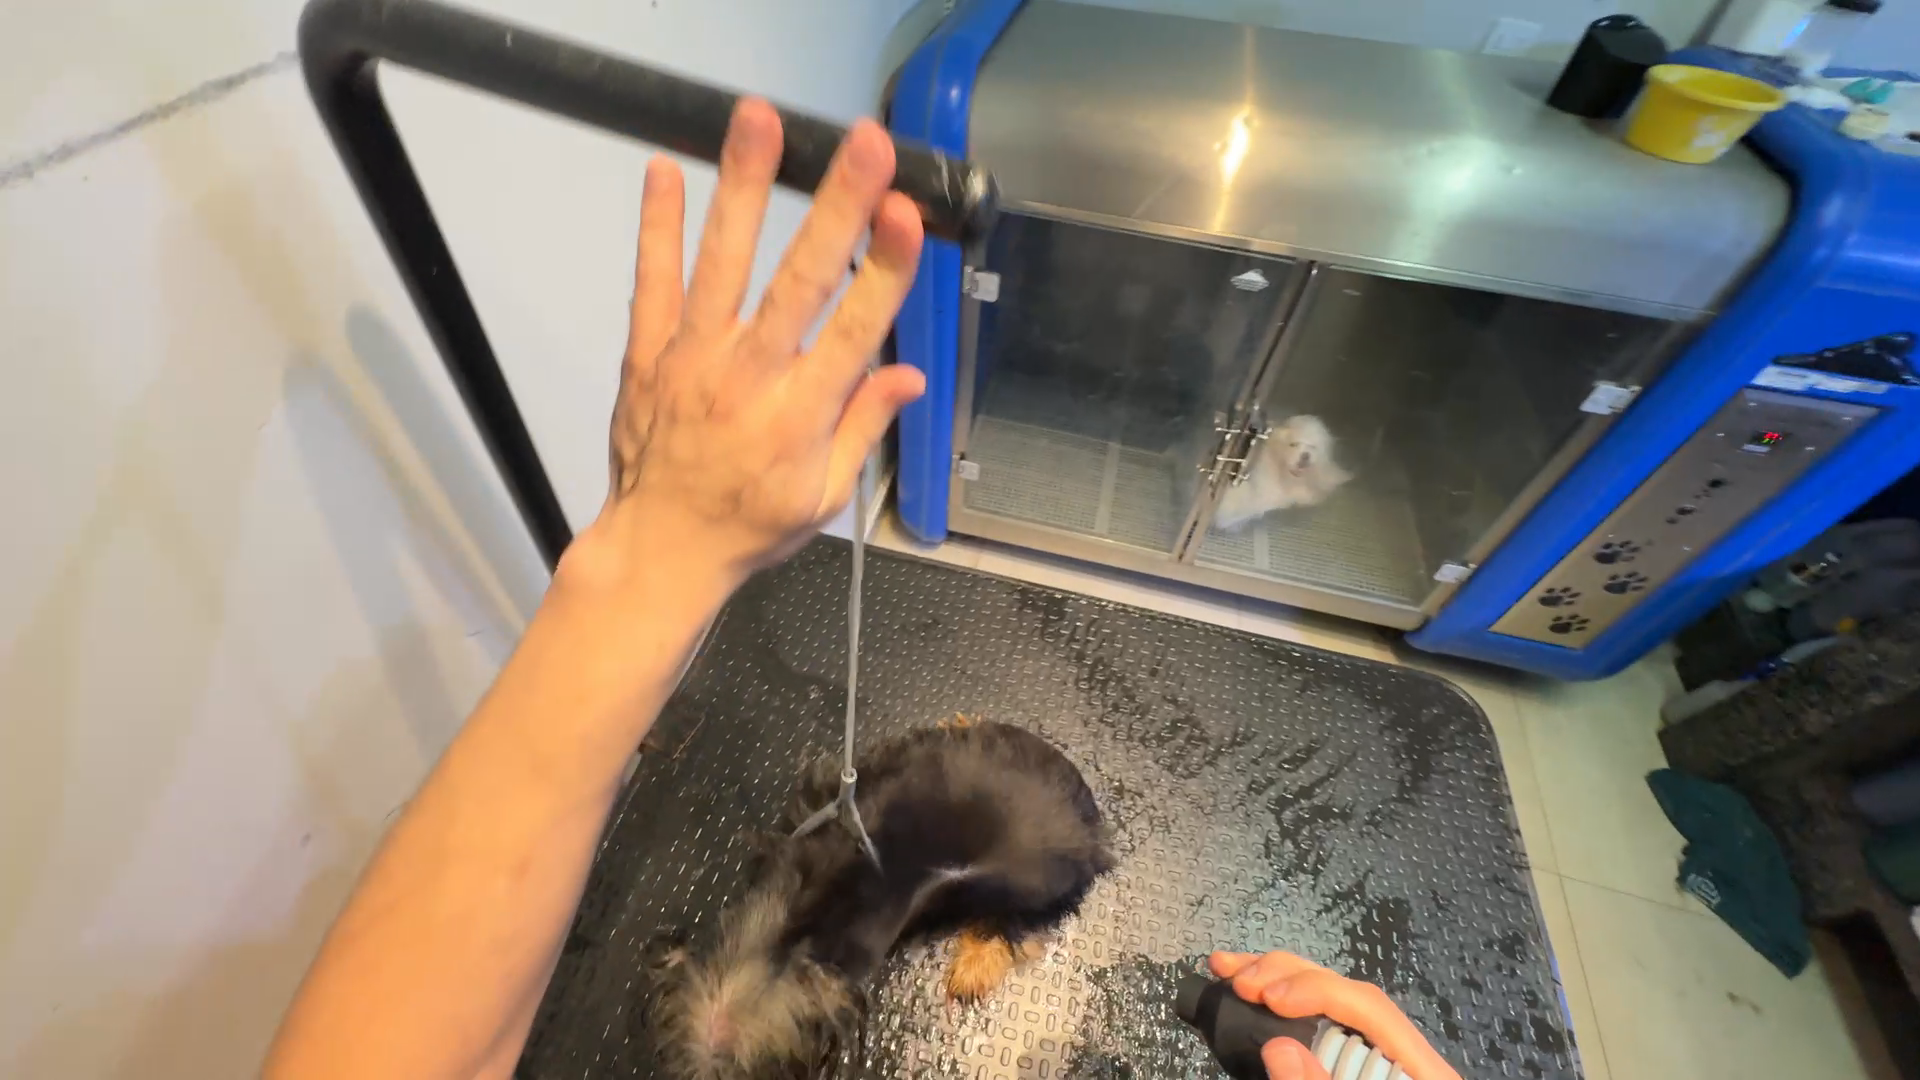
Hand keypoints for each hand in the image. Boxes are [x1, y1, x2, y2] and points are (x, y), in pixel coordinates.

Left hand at [570, 98, 926, 593]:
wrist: (661, 548)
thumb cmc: (753, 526)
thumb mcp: (825, 496)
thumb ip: (863, 428)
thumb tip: (911, 375)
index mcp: (801, 415)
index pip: (854, 333)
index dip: (884, 272)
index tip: (906, 215)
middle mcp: (749, 376)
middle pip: (799, 282)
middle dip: (836, 209)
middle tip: (865, 145)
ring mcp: (692, 359)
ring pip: (721, 265)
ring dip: (744, 189)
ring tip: (759, 121)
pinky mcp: (647, 354)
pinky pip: (651, 284)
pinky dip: (657, 229)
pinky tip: (664, 173)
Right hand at [1208, 952, 1461, 1079]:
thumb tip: (1279, 1047)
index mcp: (1423, 1077)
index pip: (1370, 1010)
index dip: (1317, 991)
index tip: (1268, 1000)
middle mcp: (1401, 1062)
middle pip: (1344, 995)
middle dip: (1285, 975)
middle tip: (1238, 981)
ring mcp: (1372, 1065)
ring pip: (1324, 999)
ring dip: (1271, 977)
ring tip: (1226, 968)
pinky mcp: (1345, 1068)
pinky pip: (1313, 1023)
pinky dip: (1275, 1002)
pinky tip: (1243, 990)